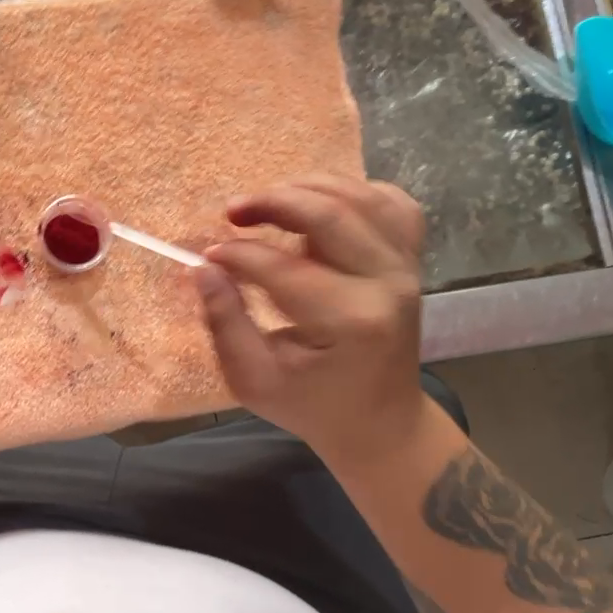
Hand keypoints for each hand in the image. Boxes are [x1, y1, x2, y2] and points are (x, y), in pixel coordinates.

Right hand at [195, 175, 431, 463]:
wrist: (380, 424)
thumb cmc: (311, 406)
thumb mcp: (254, 379)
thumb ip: (225, 322)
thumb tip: (201, 269)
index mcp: (350, 321)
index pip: (284, 267)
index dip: (238, 254)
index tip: (206, 256)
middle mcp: (388, 284)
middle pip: (331, 213)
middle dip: (273, 201)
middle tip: (231, 211)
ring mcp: (407, 267)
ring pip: (363, 196)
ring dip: (309, 189)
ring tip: (267, 202)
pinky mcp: (411, 261)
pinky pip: (391, 204)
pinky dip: (354, 193)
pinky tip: (320, 205)